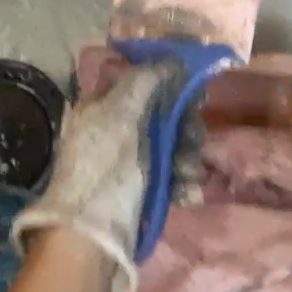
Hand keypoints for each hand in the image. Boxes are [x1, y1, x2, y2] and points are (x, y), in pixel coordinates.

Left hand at [11, 58, 197, 291]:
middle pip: (167, 115)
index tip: (198, 91)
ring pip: (176, 146)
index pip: (144, 81)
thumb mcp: (120, 114)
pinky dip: (184, 184)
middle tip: (191, 140)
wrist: (93, 233)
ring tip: (185, 176)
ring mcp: (133, 162)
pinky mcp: (146, 190)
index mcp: (104, 106)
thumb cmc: (104, 167)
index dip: (173, 83)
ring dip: (188, 159)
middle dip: (186, 128)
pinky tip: (186, 195)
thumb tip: (172, 58)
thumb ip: (146, 80)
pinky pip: (175, 176)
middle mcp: (118, 130)